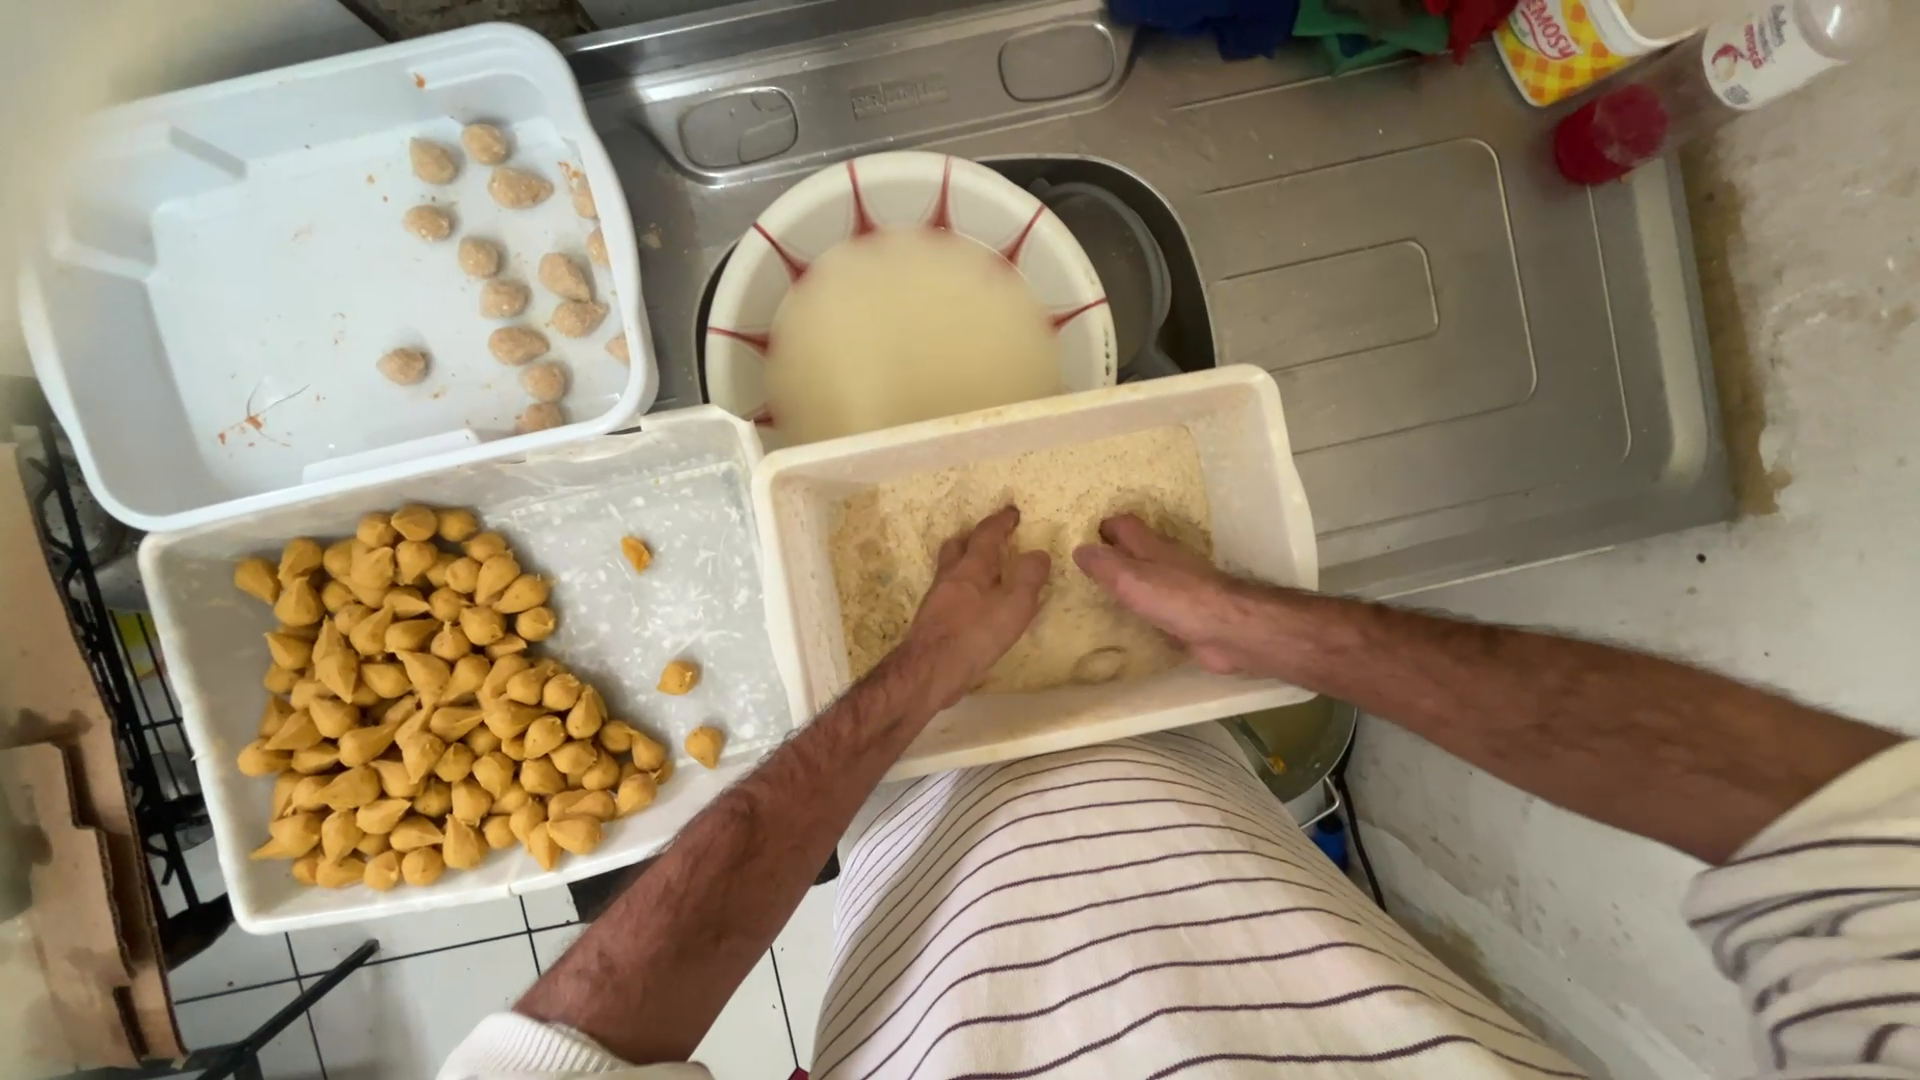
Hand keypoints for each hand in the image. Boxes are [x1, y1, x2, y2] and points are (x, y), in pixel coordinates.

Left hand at [893, 506, 1049, 712]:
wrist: (931, 669)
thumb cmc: (976, 633)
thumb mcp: (1014, 605)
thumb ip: (1029, 577)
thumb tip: (1038, 553)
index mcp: (972, 567)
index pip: (986, 534)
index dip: (1000, 521)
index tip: (1012, 512)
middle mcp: (950, 577)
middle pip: (957, 547)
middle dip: (973, 538)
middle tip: (989, 539)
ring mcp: (936, 599)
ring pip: (949, 570)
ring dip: (964, 565)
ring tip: (982, 574)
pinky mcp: (931, 621)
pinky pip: (948, 595)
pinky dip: (961, 591)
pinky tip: (970, 607)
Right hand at [1073, 514, 1275, 676]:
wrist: (1226, 629)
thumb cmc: (1175, 598)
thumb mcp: (1129, 578)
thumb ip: (1103, 564)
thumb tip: (1078, 548)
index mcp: (1151, 545)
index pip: (1124, 524)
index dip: (1103, 528)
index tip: (1082, 539)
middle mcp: (1167, 560)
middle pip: (1137, 548)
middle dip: (1115, 553)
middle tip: (1089, 568)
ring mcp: (1181, 586)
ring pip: (1150, 576)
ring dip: (1132, 580)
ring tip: (1105, 593)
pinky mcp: (1188, 612)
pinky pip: (1160, 604)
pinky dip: (1146, 607)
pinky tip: (1134, 620)